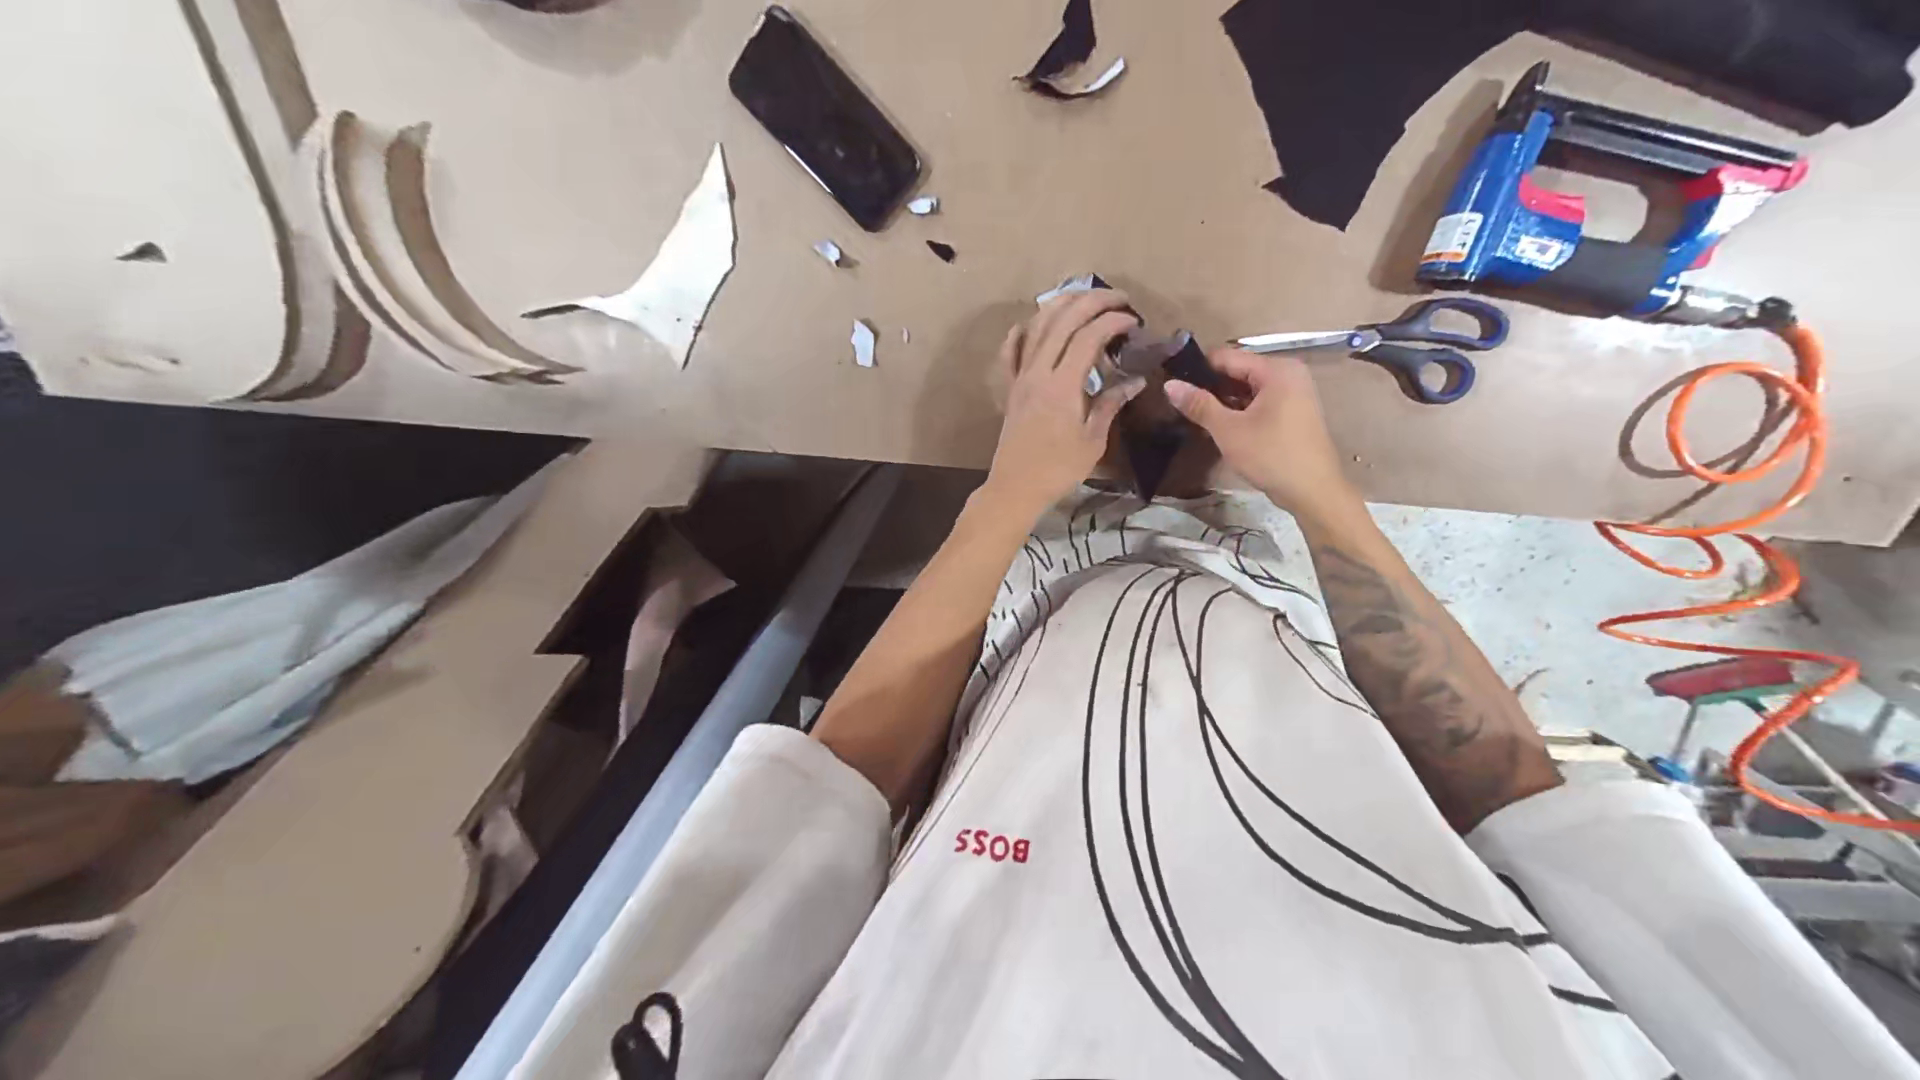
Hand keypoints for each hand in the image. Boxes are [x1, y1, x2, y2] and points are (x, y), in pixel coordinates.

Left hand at [983, 289, 1144, 519]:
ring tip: (1084, 298)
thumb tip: (1135, 381)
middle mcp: (1038, 372)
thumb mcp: (1093, 440)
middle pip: (1062, 320)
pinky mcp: (1010, 389)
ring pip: (1036, 328)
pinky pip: (1011, 352)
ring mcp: (1020, 378)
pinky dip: (1021, 333)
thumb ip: (1111, 405)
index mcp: (1062, 385)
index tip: (1133, 321)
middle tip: (1117, 298)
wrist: (1015, 487)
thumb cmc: (1058, 469)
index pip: (1088, 336)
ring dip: (1061, 306)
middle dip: (1092, 301)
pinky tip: (1029, 323)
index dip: (1113, 321)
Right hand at [1163, 349, 1359, 525]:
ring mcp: (1294, 393)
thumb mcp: (1228, 430)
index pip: (1227, 357)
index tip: (1174, 384)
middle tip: (1182, 405)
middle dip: (1211, 387)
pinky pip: (1260, 402)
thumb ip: (1199, 405)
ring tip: (1196, 417)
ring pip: (1248, 389)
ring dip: (1224, 402)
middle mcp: (1289, 374)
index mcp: (1276, 370)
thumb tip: (1169, 385)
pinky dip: (1240, 411)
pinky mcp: (1294, 412)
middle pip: (1238, 372)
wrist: (1313, 490)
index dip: (1198, 369)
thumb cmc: (1271, 455)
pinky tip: (1220, 427)